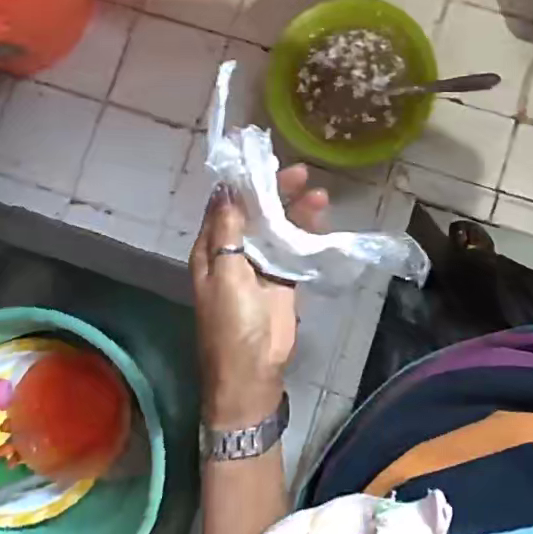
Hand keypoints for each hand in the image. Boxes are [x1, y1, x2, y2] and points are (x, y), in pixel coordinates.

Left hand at [191, 166, 328, 427]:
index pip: (225, 207)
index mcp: (211, 251)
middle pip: (255, 214)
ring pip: (277, 229)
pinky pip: (294, 249)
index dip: (242, 185)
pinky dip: (306, 233)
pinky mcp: (283, 279)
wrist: (253, 372)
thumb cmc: (232, 326)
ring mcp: (260, 266)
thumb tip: (227, 193)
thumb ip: (228, 234)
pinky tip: (321, 218)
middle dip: (274, 192)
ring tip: (318, 192)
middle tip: (299, 173)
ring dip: (294, 210)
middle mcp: (234, 252)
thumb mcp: (225, 277)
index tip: (262, 161)